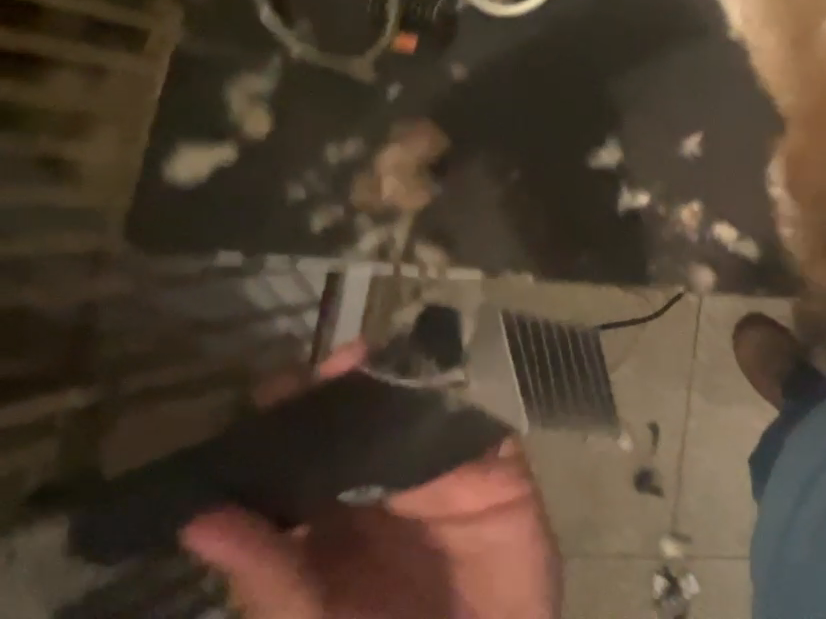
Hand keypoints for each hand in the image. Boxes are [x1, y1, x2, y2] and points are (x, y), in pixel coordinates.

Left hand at [179, 343, 558, 618]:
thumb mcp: (309, 618)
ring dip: (407, 383)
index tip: (278, 388)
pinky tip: (449, 382)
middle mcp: (383, 490)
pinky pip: (485, 429)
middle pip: (365, 426)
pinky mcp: (500, 471)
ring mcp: (445, 476)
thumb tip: (198, 519)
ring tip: (383, 361)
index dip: (290, 422)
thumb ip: (266, 574)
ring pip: (424, 416)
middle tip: (339, 359)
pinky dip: (471, 402)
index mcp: (327, 523)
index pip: (304, 460)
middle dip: (351, 389)